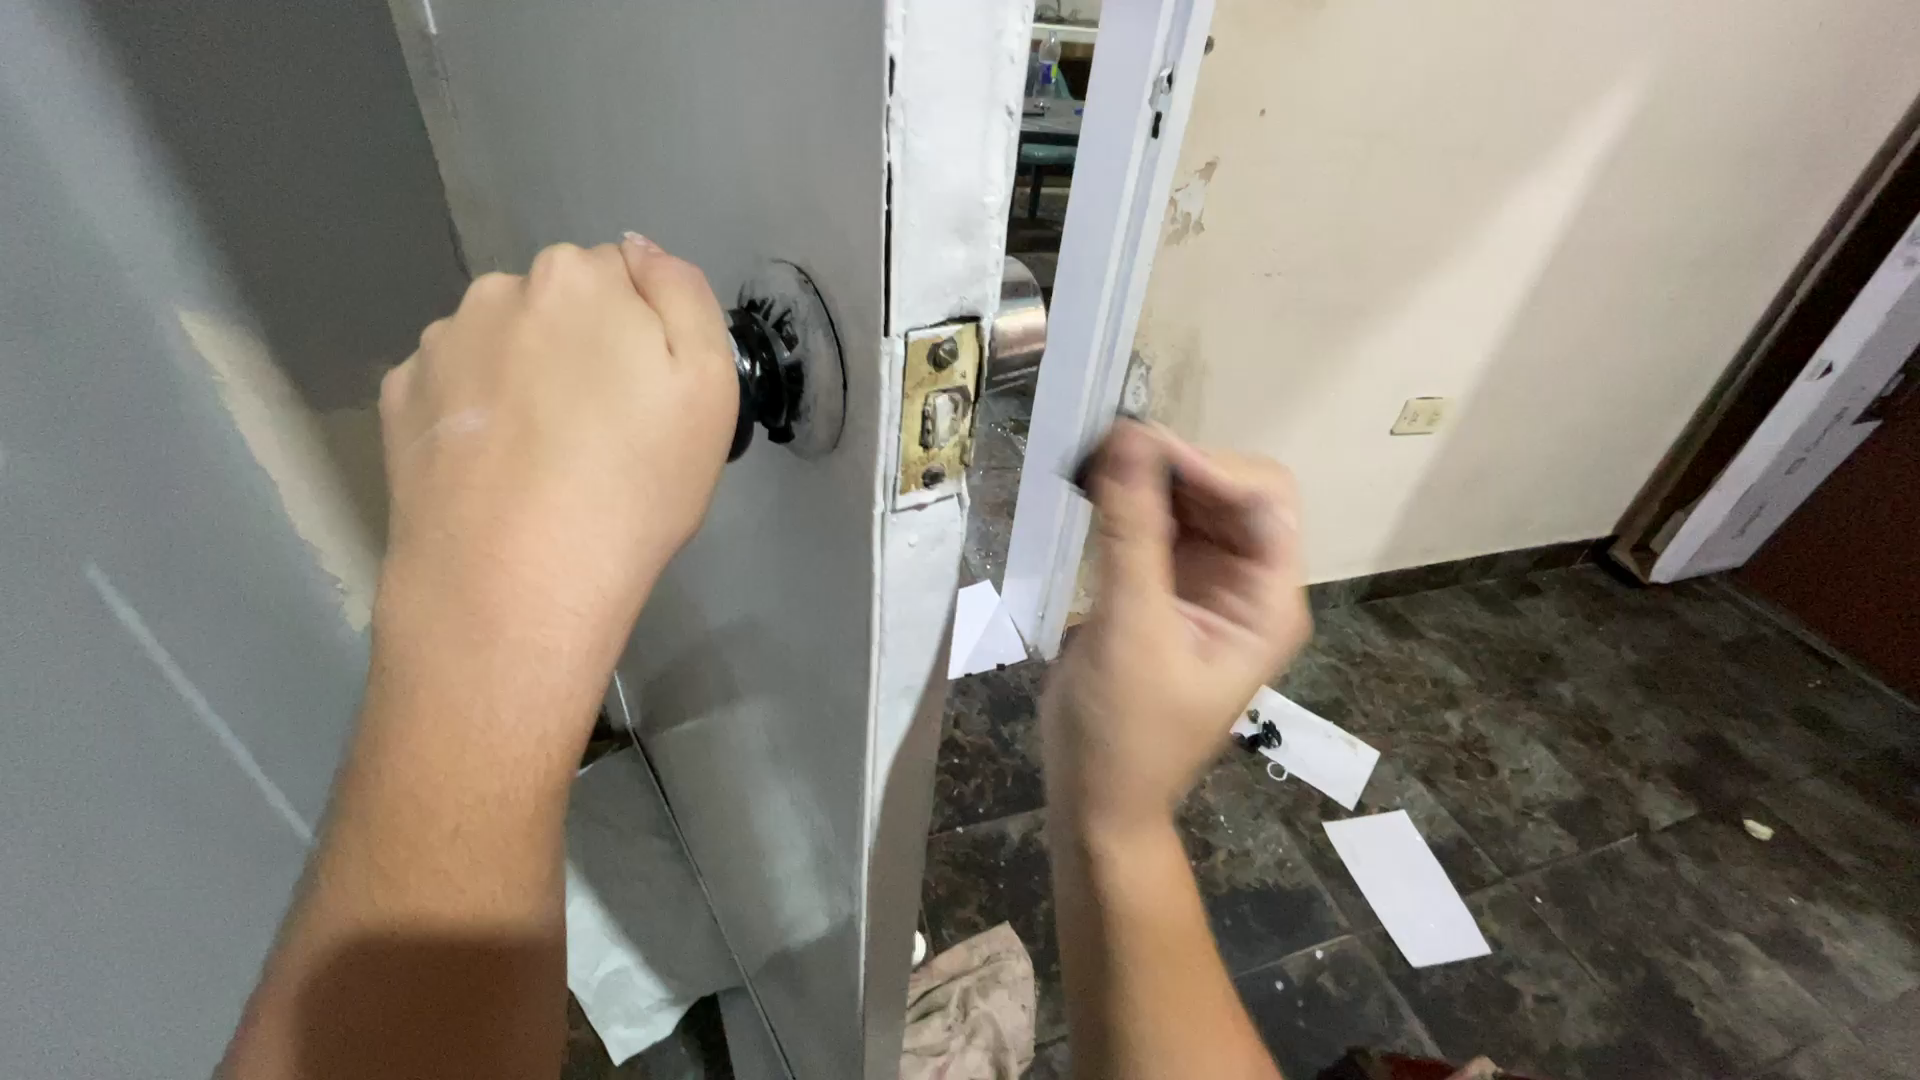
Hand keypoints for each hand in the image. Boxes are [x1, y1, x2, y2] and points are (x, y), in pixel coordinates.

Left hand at [375, 235, 736, 659]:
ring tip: (553, 457)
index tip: (654, 398)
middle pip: (563, 307)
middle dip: (589, 348)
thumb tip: (640, 252)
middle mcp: (497, 291)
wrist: (519, 581)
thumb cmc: (637, 482)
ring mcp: (438, 346)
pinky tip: (504, 468)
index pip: (627, 277)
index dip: (649, 337)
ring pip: (507, 344)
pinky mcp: (400, 402)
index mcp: (578, 277)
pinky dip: (485, 412)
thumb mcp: (711, 383)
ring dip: (532, 377)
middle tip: (610, 431)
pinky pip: (461, 387)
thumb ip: (684, 295)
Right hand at [1041, 422, 1310, 837]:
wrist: (1097, 795)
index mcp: (1266, 601)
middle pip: (1229, 491)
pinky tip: (1095, 491)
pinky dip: (1129, 503)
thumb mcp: (1130, 630)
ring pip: (1190, 502)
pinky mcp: (1164, 588)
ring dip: (1148, 479)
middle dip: (1175, 466)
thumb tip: (1128, 439)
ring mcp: (1204, 584)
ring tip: (1093, 465)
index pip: (1263, 500)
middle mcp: (1246, 583)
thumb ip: (1131, 533)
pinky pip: (1155, 526)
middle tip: (1106, 451)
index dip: (1209, 465)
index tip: (1140, 452)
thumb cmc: (1124, 730)